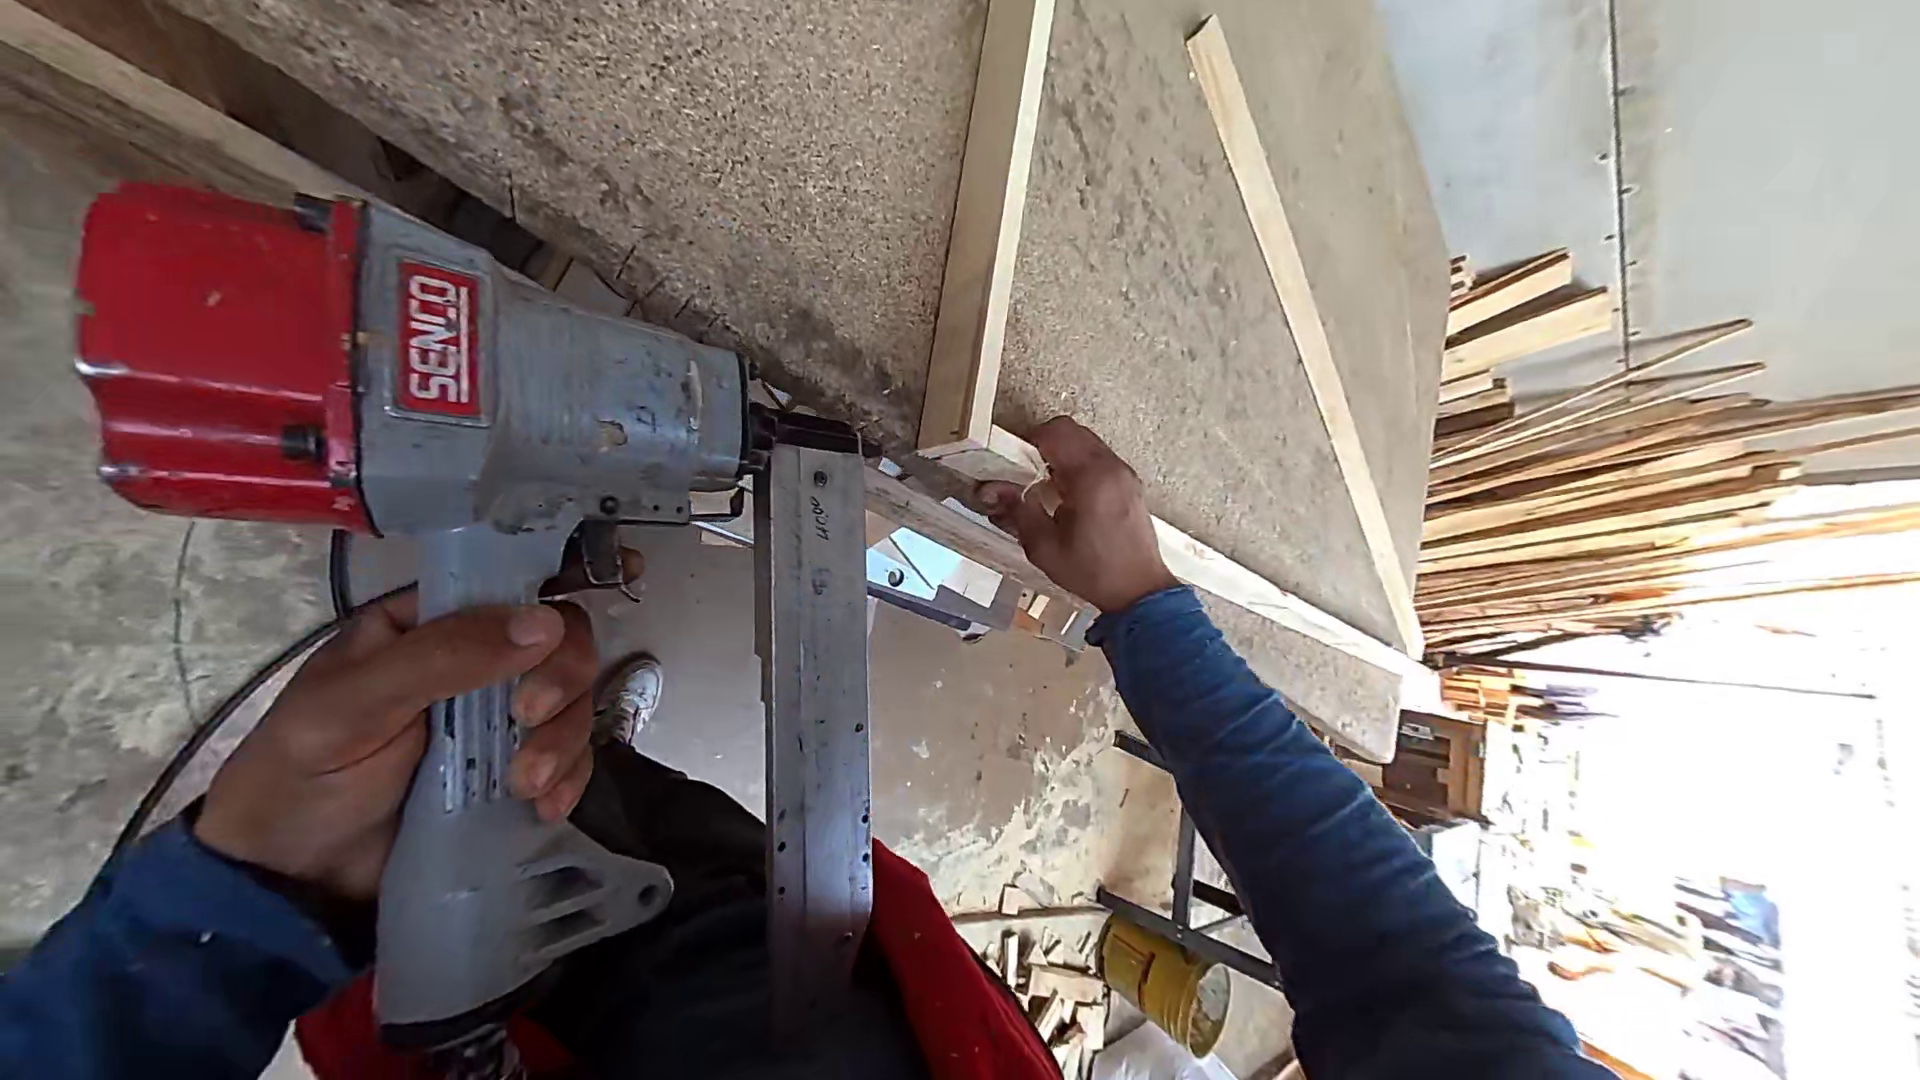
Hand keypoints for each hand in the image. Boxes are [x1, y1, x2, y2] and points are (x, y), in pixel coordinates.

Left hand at [194, 581, 614, 901]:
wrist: (291, 887)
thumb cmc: (299, 778)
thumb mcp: (350, 708)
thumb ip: (442, 657)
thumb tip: (545, 622)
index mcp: (436, 624)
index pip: (513, 578)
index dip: (573, 567)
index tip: (629, 569)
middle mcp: (483, 659)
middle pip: (564, 640)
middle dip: (563, 676)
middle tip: (532, 717)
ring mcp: (508, 713)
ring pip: (578, 698)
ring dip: (565, 737)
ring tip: (525, 784)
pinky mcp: (525, 761)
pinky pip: (577, 752)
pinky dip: (572, 774)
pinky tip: (544, 803)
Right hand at [976, 417, 1179, 613]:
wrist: (1139, 591)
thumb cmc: (1093, 572)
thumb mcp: (1044, 546)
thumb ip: (1018, 511)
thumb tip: (993, 490)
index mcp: (1091, 477)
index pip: (1056, 432)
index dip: (1029, 441)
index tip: (1015, 463)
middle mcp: (1112, 467)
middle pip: (1072, 431)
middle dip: (1044, 446)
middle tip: (1027, 473)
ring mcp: (1124, 474)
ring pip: (1086, 442)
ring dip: (1062, 455)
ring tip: (1047, 488)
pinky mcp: (1130, 484)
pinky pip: (1099, 458)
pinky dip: (1079, 466)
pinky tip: (1069, 497)